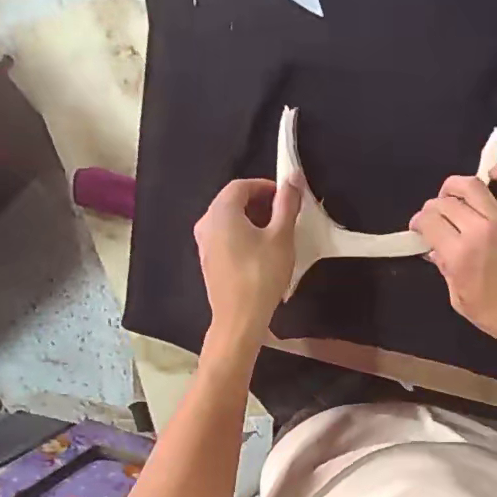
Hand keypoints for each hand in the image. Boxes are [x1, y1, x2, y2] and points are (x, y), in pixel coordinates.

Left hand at [194, 175, 302, 347]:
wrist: (239, 319)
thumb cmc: (261, 274)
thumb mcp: (281, 236)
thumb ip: (287, 203)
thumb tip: (293, 177)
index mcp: (221, 211)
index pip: (241, 185)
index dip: (265, 186)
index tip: (286, 198)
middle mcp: (206, 223)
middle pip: (232, 201)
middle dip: (259, 203)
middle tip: (283, 215)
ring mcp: (203, 244)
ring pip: (228, 220)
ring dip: (251, 220)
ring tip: (275, 234)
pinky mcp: (207, 262)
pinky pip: (224, 237)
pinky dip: (241, 236)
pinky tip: (259, 253)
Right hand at [409, 160, 496, 350]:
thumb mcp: (459, 299)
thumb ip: (446, 269)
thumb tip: (437, 251)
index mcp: (460, 254)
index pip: (429, 222)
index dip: (418, 222)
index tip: (417, 230)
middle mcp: (480, 229)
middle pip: (446, 203)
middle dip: (431, 207)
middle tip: (431, 218)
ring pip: (474, 185)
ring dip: (455, 185)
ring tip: (450, 194)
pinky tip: (494, 173)